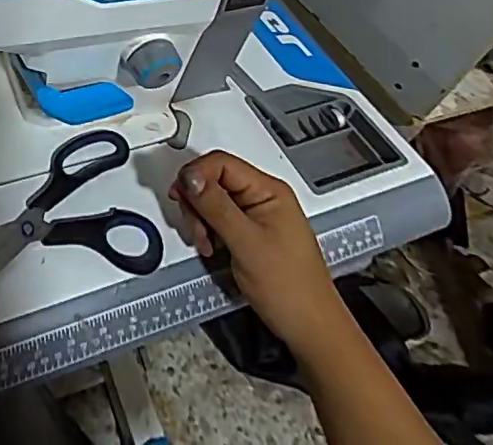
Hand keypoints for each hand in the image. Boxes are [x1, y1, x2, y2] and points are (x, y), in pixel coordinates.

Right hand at [170, 151, 337, 343]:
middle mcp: (263, 197)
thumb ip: (216, 206)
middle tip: (195, 224)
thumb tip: (191, 177)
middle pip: (214, 179)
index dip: (196, 175)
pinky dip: (208, 230)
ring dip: (200, 219)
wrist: (311, 331)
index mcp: (269, 191)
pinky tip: (211, 246)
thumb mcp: (246, 243)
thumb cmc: (291, 291)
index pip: (221, 163)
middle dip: (197, 201)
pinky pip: (218, 217)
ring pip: (212, 199)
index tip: (181, 194)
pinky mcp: (250, 231)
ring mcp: (257, 214)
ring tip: (205, 242)